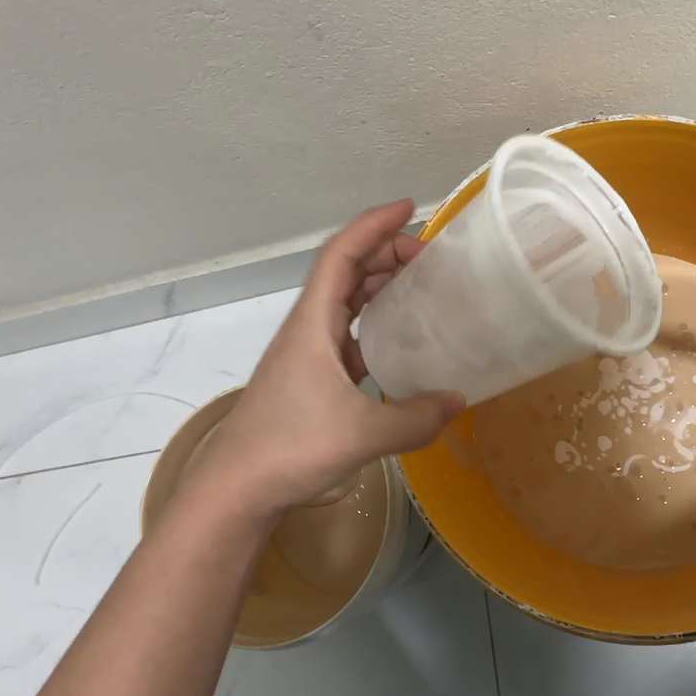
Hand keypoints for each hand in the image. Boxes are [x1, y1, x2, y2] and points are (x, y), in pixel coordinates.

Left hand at [186, 200, 464, 516]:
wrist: (236, 488)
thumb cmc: (291, 447)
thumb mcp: (364, 434)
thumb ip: (416, 419)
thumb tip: (458, 402)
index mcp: (313, 323)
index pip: (342, 254)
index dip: (375, 225)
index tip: (412, 208)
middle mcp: (308, 328)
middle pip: (346, 271)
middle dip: (385, 252)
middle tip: (429, 255)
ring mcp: (307, 353)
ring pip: (345, 301)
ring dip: (378, 284)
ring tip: (420, 285)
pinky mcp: (309, 378)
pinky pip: (347, 333)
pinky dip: (373, 322)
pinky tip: (399, 340)